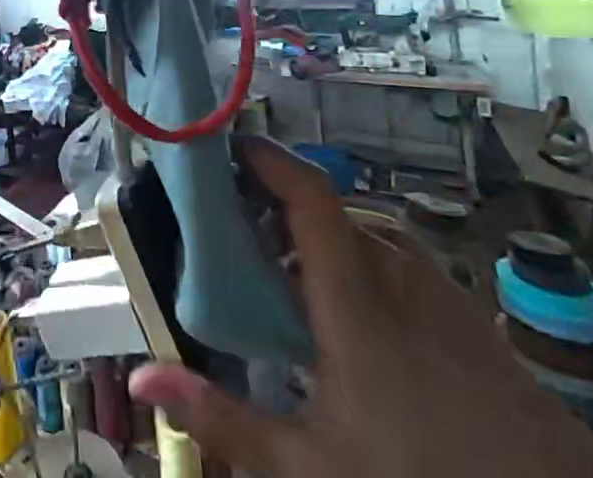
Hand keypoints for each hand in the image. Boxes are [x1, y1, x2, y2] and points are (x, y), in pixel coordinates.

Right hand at [130, 138, 592, 476]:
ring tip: (272, 266)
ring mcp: (428, 277)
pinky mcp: (451, 296)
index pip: (307, 193)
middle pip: (322, 206)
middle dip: (270, 200)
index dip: (267, 159)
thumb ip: (221, 417)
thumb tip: (140, 379)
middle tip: (225, 225)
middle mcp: (390, 265)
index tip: (224, 147)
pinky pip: (383, 249)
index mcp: (352, 291)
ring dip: (307, 230)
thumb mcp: (309, 462)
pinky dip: (344, 252)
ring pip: (353, 227)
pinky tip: (336, 304)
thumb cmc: (423, 473)